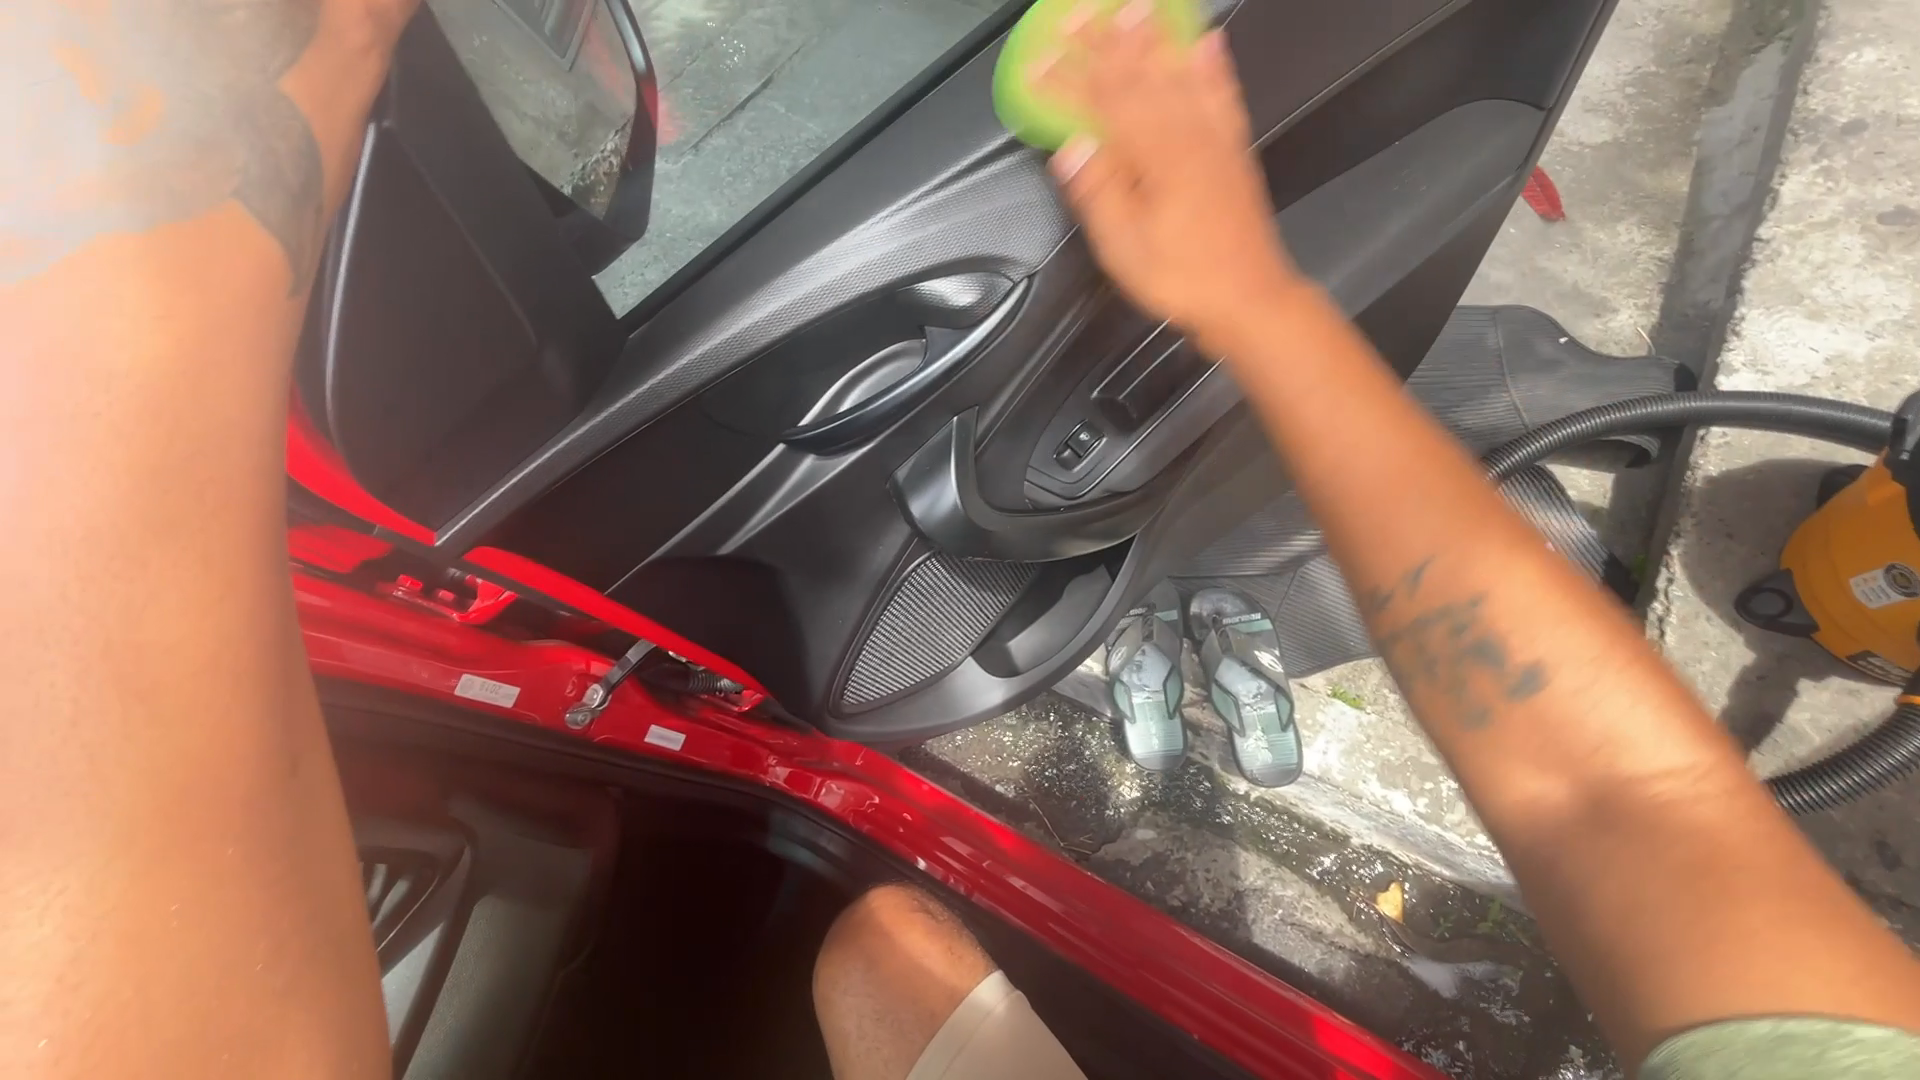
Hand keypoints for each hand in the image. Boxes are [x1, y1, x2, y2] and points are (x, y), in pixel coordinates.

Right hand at [1032, 4, 1302, 348]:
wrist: (1248, 298)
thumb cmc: (1181, 278)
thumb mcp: (1125, 247)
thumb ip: (1099, 192)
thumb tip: (1070, 146)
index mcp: (1153, 157)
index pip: (1101, 105)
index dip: (1066, 80)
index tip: (1037, 61)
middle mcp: (1185, 134)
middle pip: (1138, 76)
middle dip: (1103, 43)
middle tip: (1077, 12)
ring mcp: (1214, 139)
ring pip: (1178, 74)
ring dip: (1152, 39)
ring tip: (1135, 7)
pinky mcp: (1234, 151)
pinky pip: (1223, 93)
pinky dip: (1212, 65)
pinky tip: (1206, 42)